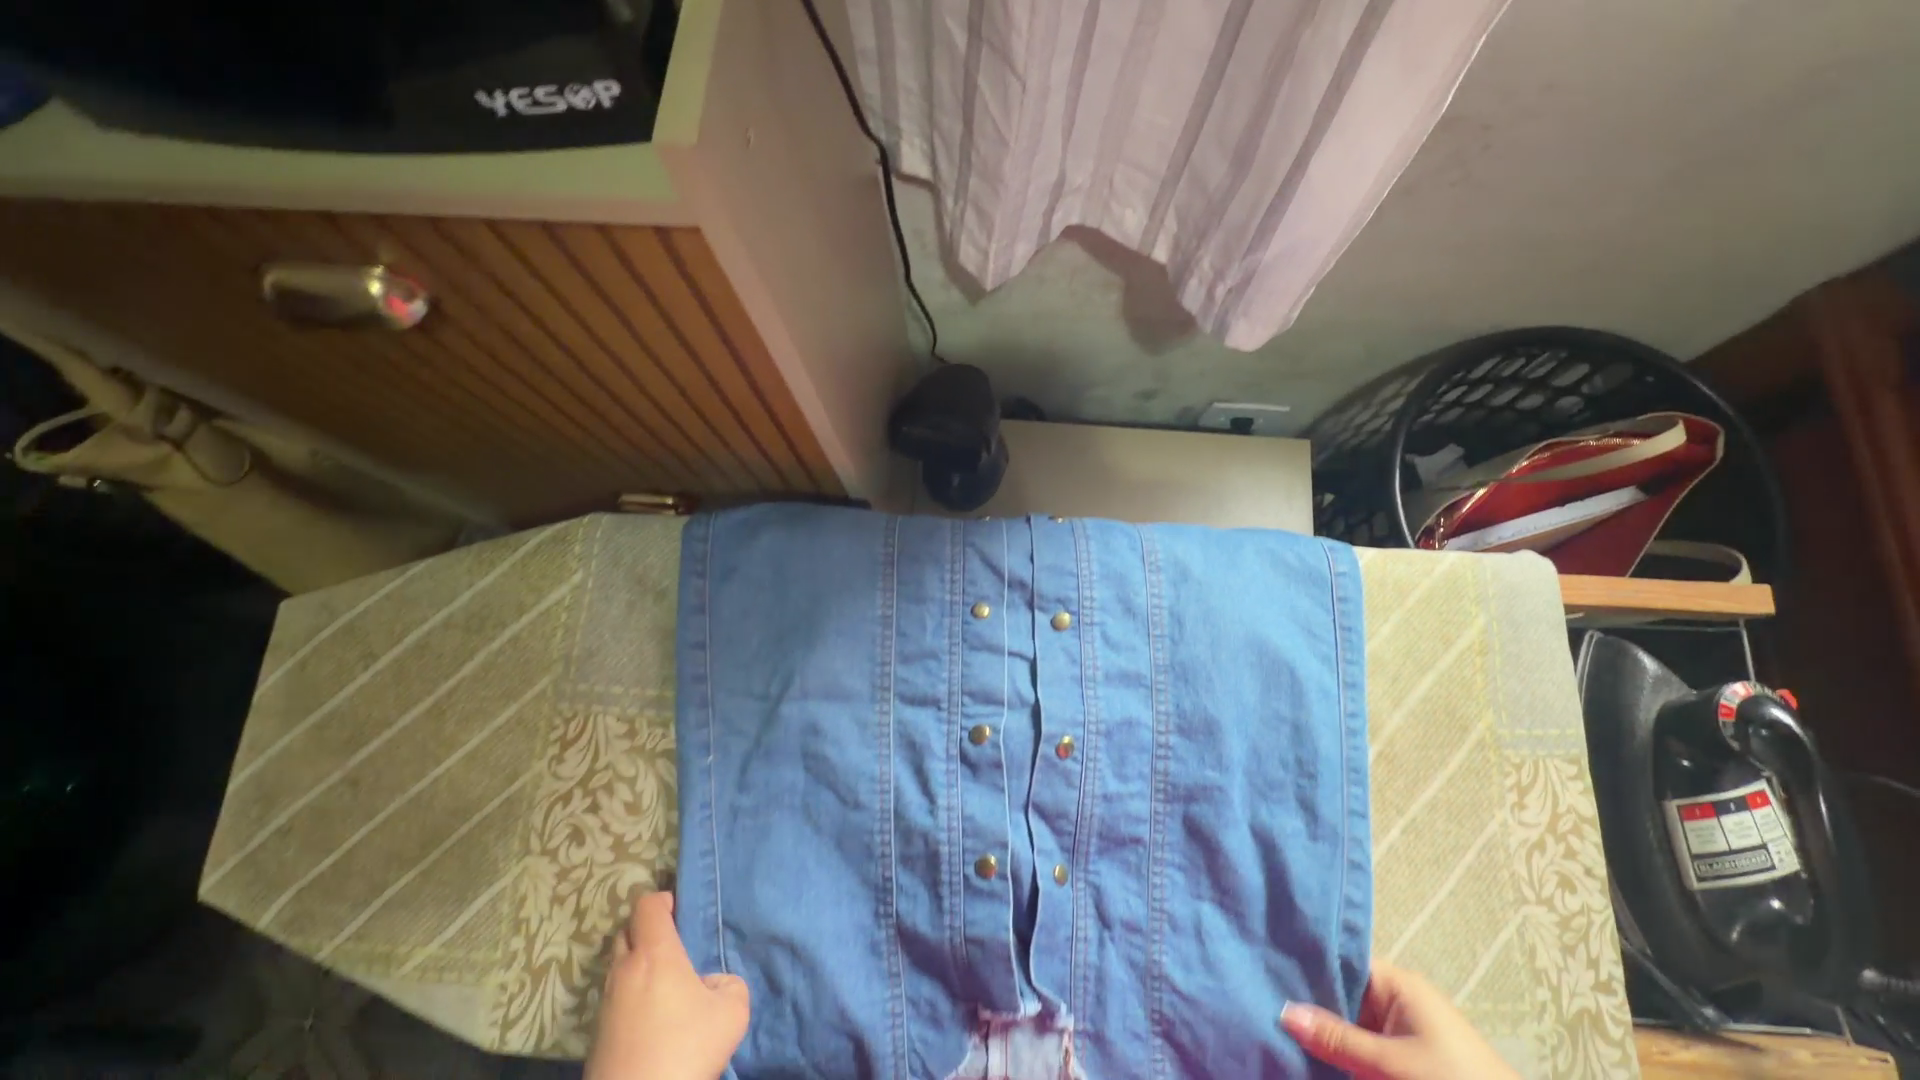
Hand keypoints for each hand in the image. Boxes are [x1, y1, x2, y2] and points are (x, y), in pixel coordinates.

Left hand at [586, 891, 750, 1079]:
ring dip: (637, 964)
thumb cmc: (685, 1050)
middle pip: (627, 931)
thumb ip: (729, 984)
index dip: (663, 900)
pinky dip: (630, 995)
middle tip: (674, 946)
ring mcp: (605, 1002)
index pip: (647, 905)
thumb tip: (712, 984)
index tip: (680, 912)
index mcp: (655, 954)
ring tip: (665, 985)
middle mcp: (624, 970)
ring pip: (617, 965)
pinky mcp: (596, 1032)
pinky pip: (613, 997)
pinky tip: (652, 1019)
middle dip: (648, 930)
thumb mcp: (732, 1012)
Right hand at [1280, 962, 1518, 1079]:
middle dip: (1305, 1008)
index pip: (1341, 963)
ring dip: (1319, 1038)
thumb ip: (1336, 1039)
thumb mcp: (1388, 1065)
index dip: (1304, 967)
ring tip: (1268, 1032)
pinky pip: (1359, 1053)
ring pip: (1347, 1029)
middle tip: (1257, 1006)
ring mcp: (1400, 1037)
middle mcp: (1397, 1004)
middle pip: (1340, 997)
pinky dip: (1337, 1059)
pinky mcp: (1401, 1066)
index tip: (1263, 970)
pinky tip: (1304, 1062)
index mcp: (1399, 986)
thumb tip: (1283, 1010)